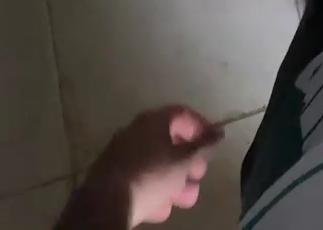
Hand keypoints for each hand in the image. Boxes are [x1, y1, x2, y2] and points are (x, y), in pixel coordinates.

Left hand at [80, 106, 222, 227]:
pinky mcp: (110, 177)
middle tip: (199, 177)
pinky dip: (153, 188)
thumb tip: (219, 131)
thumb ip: (204, 144)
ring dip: (174, 180)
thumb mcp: (184, 160)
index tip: (212, 144)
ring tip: (185, 199)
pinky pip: (139, 178)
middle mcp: (136, 131)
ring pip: (155, 163)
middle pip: (169, 142)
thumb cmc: (150, 175)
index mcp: (154, 120)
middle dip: (189, 162)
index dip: (201, 127)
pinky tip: (161, 208)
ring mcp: (120, 154)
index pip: (184, 114)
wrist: (103, 206)